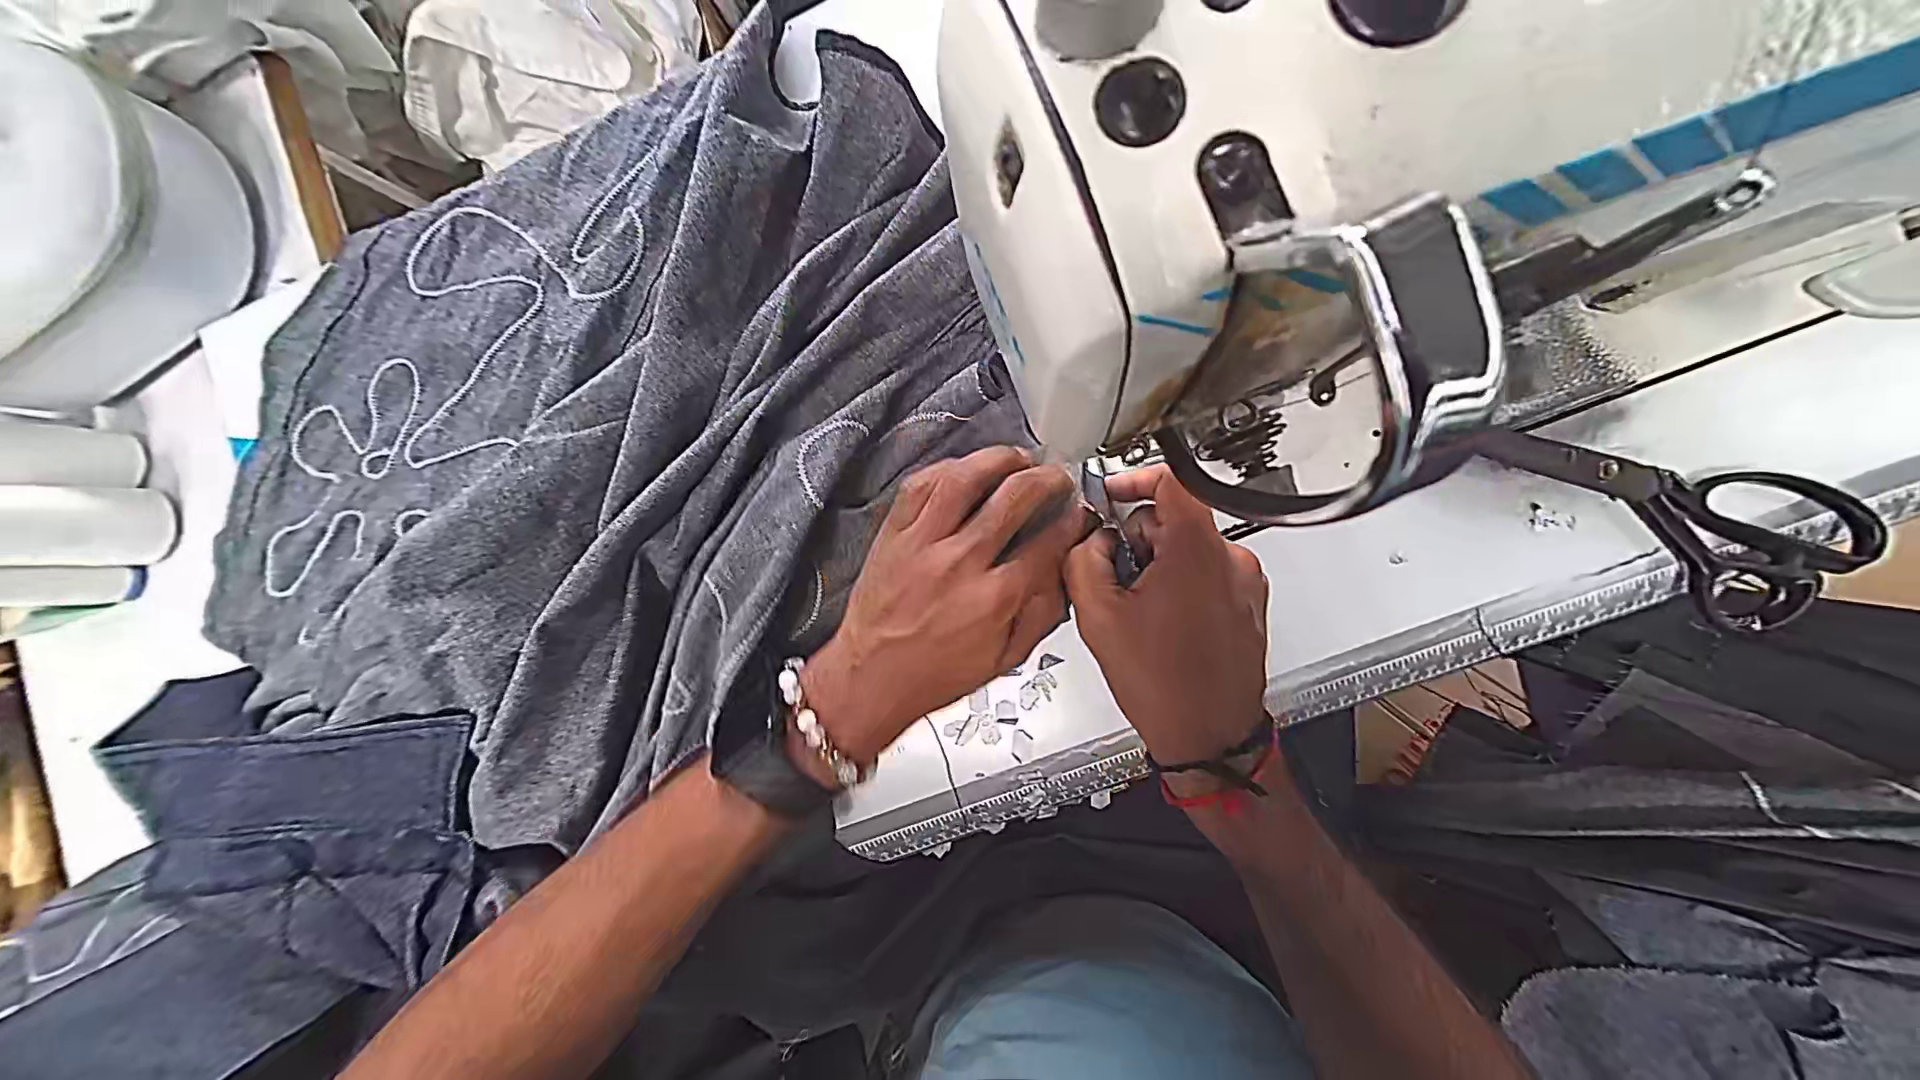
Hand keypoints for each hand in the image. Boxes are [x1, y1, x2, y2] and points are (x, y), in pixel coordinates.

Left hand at [800, 446, 1089, 764]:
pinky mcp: (894, 535)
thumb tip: (1063, 573)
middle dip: (1047, 479)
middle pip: (1015, 497)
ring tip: (1018, 459)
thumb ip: (1041, 613)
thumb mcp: (1005, 658)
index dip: (1072, 520)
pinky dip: (947, 468)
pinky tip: (964, 468)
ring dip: (1000, 459)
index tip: (1077, 513)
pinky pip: (920, 485)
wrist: (871, 678)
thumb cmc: (932, 674)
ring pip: (966, 479)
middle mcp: (960, 564)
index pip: (1049, 542)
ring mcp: (923, 544)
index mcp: (994, 598)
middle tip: (1056, 477)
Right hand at [1065, 465, 1268, 764]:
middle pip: (1174, 517)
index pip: (1171, 479)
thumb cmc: (1167, 687)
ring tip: (1140, 610)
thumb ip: (1083, 560)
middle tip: (1116, 576)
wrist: (1209, 734)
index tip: (1115, 494)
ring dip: (1157, 564)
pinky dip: (1180, 583)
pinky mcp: (1247, 602)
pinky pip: (1206, 572)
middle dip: (1137, 539)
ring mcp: (1244, 582)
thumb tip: (1089, 540)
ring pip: (1188, 547)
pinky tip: (1161, 621)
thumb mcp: (1098, 616)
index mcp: (1196, 551)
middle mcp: (1229, 560)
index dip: (1134, 479)